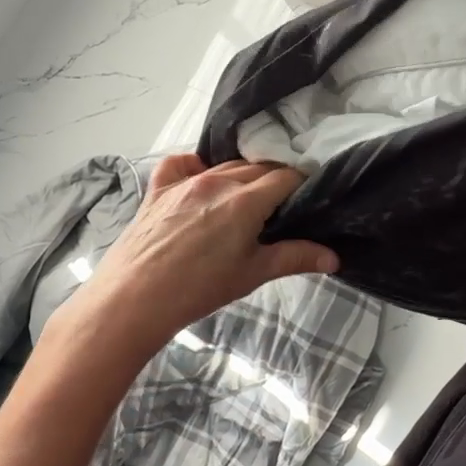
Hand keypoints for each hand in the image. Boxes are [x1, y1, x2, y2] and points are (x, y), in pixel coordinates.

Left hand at [59, 154, 336, 351]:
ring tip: (249, 199)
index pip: (287, 177)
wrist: (131, 302)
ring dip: (243, 175)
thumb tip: (335, 258)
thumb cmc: (198, 289)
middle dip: (276, 180)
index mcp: (246, 200)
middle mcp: (217, 181)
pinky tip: (202, 180)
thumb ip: (295, 258)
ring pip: (226, 165)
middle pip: (259, 166)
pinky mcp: (158, 189)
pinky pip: (182, 163)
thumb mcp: (253, 274)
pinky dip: (197, 165)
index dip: (302, 185)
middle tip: (282, 206)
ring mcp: (185, 181)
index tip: (307, 200)